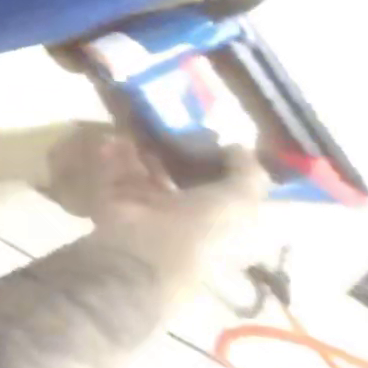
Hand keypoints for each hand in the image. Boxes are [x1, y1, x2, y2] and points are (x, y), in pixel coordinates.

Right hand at [45, 125, 268, 267]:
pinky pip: (120, 166)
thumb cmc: (206, 229)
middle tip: (183, 124)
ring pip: (153, 170)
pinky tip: (123, 132)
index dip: (230, 167)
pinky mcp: (120, 194)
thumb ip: (248, 173)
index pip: (232, 194)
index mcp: (225, 223)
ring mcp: (153, 206)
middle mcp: (191, 216)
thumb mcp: (243, 202)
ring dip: (150, 147)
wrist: (147, 246)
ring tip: (150, 121)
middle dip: (185, 152)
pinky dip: (119, 149)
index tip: (225, 138)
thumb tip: (239, 146)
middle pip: (189, 178)